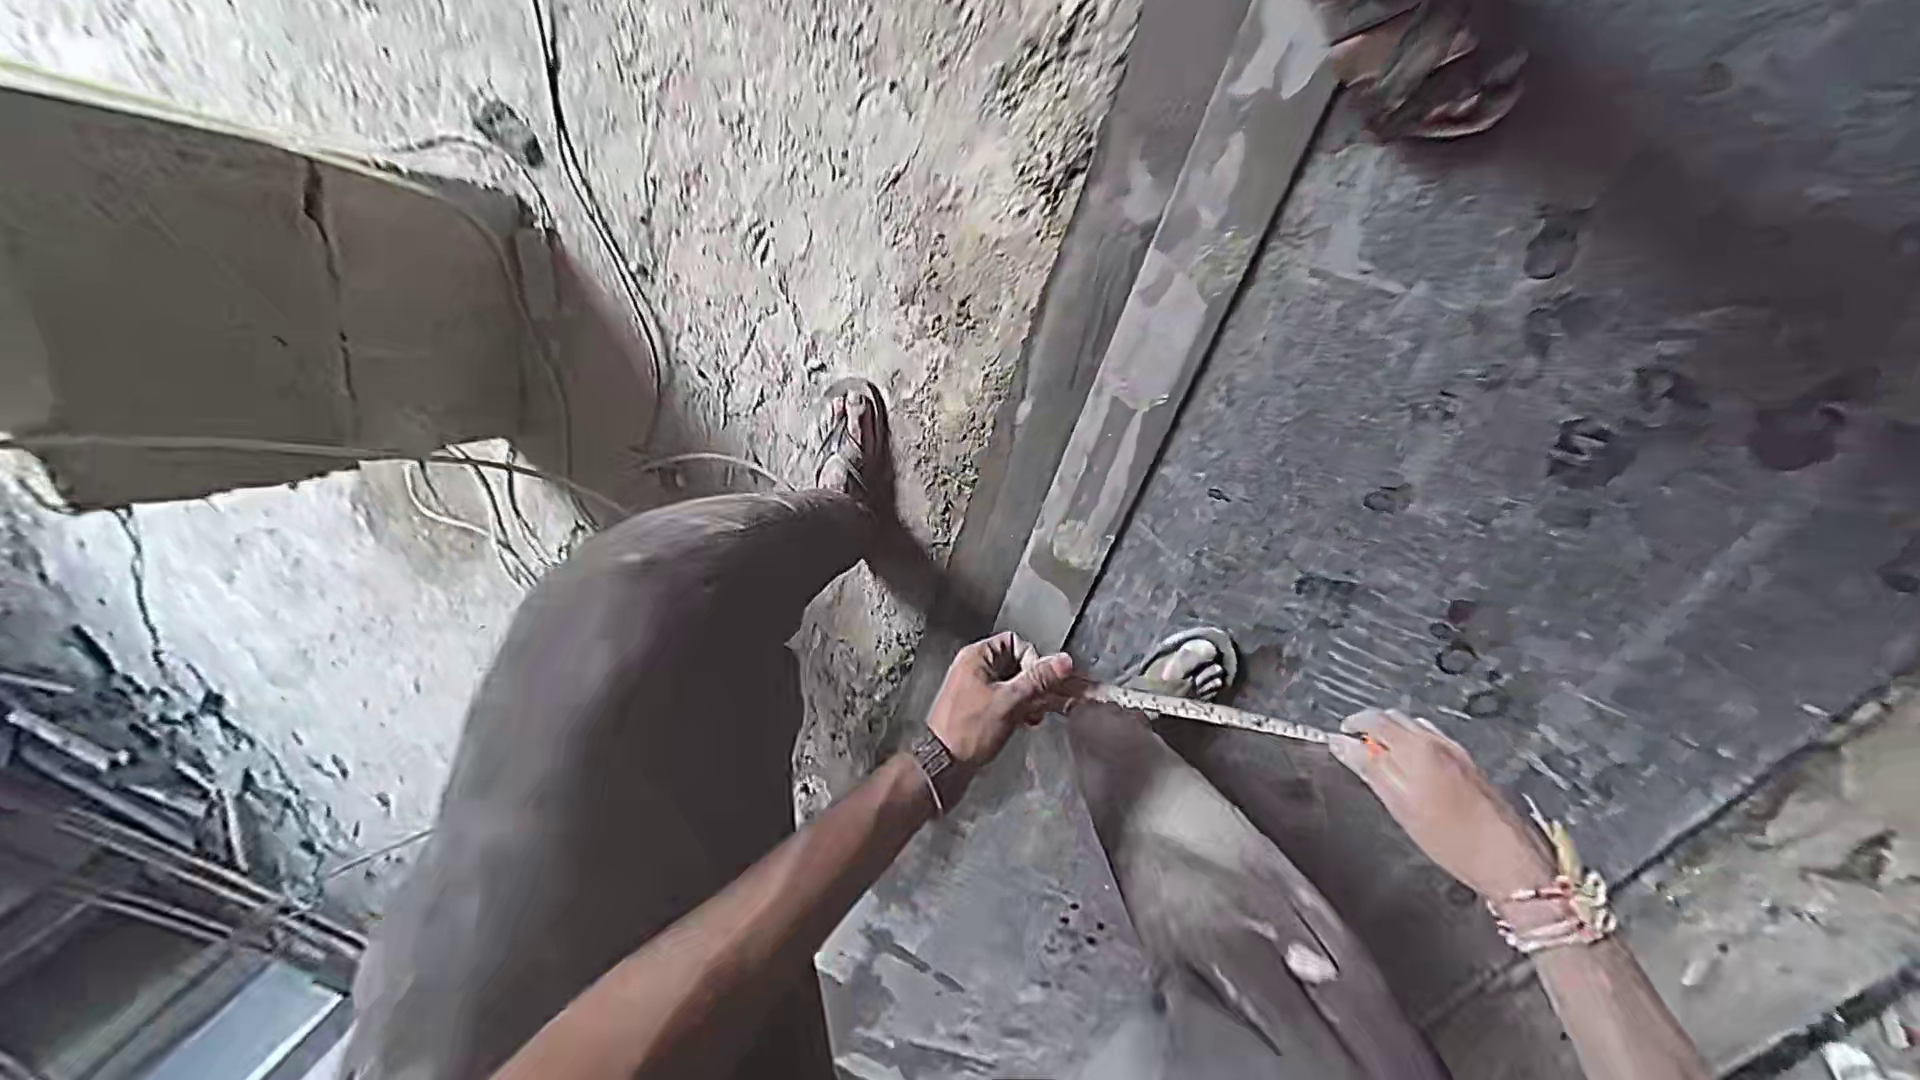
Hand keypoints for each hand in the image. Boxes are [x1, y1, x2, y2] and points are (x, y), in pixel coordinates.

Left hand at [926, 632, 1077, 771]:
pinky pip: (1007, 698)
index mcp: (977, 656)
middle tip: (1044, 700)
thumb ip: (1038, 679)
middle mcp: (976, 667)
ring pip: (1015, 683)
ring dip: (1031, 697)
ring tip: (1036, 714)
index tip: (1039, 681)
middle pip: (1018, 664)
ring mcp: (977, 687)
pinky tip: (1028, 721)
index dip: (1032, 660)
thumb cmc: (967, 731)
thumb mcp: (1010, 701)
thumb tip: (1063, 661)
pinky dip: (1020, 707)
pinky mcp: (980, 706)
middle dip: (1035, 683)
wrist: (944, 763)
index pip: (1016, 643)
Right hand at [1331, 709, 1554, 900]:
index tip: (1341, 735)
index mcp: (1417, 748)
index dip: (1353, 723)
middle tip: (1357, 748)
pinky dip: (1414, 744)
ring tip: (1382, 760)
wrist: (1510, 864)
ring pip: (1416, 728)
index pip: (1375, 719)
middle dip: (1372, 726)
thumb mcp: (1397, 804)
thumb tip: (1341, 744)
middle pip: (1396, 718)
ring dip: (1394, 734)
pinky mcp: (1471, 766)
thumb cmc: (1451, 839)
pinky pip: (1433, 741)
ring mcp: (1458, 753)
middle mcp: (1439, 743)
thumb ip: (1367, 768)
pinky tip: (1412, 769)